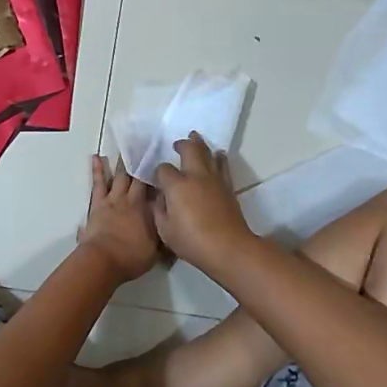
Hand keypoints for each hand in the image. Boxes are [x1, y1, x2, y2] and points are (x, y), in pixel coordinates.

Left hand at [77, 155, 161, 282]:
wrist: (104, 260)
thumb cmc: (133, 258)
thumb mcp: (158, 252)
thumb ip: (166, 239)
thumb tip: (175, 231)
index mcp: (150, 210)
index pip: (158, 190)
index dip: (162, 178)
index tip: (166, 166)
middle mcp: (133, 200)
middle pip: (140, 178)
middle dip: (144, 164)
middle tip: (149, 148)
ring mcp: (114, 200)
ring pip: (120, 176)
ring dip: (124, 162)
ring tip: (128, 148)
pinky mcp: (98, 204)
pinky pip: (98, 183)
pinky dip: (97, 169)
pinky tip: (96, 157)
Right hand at [151, 134, 256, 273]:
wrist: (228, 247)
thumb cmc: (191, 241)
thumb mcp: (165, 230)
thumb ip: (159, 210)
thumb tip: (160, 197)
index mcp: (177, 186)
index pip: (163, 169)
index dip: (159, 172)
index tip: (158, 180)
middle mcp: (196, 176)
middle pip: (189, 149)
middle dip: (181, 144)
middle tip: (176, 144)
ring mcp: (214, 179)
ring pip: (208, 153)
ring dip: (201, 144)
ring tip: (196, 139)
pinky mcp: (228, 186)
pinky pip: (223, 165)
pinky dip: (218, 157)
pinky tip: (217, 155)